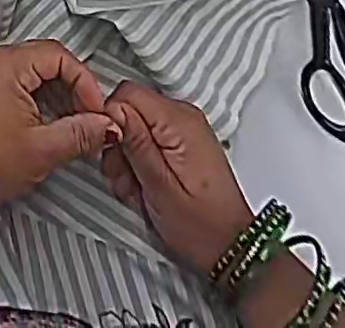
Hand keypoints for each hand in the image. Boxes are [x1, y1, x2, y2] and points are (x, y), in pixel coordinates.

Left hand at [0, 40, 120, 210]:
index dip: (85, 83)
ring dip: (64, 94)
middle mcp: (2, 60)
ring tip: (79, 124)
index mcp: (10, 63)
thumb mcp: (44, 148)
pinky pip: (31, 82)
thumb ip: (82, 132)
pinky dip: (49, 99)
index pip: (61, 56)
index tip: (98, 112)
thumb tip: (109, 125)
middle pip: (53, 59)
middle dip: (77, 87)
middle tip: (92, 116)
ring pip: (43, 71)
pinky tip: (60, 123)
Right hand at [100, 80, 254, 276]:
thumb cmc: (200, 226)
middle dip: (119, 142)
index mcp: (179, 121)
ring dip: (127, 155)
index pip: (127, 93)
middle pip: (131, 108)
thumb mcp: (160, 187)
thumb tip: (113, 108)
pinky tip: (144, 185)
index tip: (110, 153)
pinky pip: (150, 135)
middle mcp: (183, 114)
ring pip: (137, 124)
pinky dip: (140, 157)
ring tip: (134, 189)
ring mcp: (185, 126)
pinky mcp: (184, 139)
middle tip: (122, 180)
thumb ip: (136, 142)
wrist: (233, 250)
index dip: (111, 119)